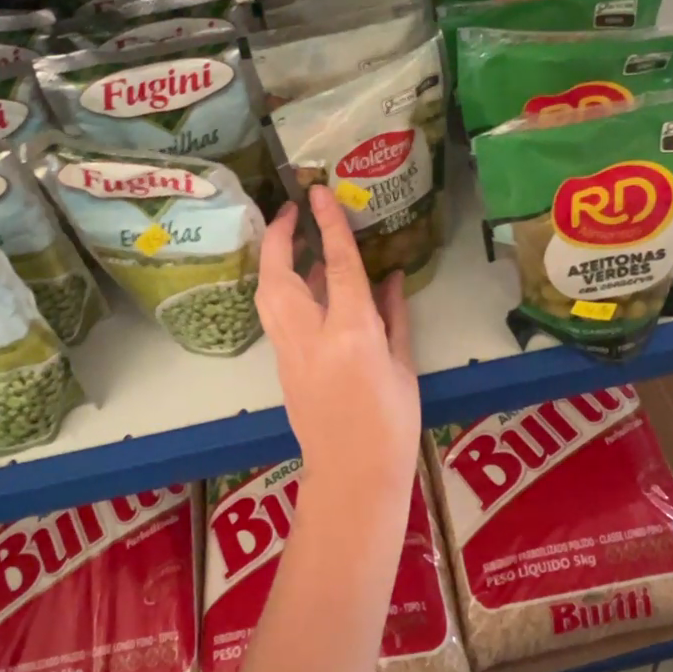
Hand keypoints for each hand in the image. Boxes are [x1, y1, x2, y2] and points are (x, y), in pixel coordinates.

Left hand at [256, 187, 419, 494]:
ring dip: (275, 260)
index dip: (328, 224)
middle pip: (279, 274)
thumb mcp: (403, 366)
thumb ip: (393, 316)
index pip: (337, 264)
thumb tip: (390, 276)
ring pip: (269, 294)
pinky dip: (285, 289)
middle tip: (290, 210)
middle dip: (276, 236)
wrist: (353, 478)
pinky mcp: (281, 367)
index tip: (318, 192)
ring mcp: (289, 352)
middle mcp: (311, 336)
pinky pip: (278, 316)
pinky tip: (307, 282)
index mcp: (351, 333)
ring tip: (295, 239)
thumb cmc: (392, 425)